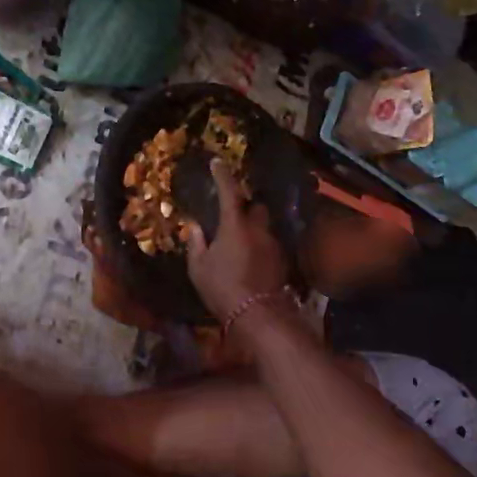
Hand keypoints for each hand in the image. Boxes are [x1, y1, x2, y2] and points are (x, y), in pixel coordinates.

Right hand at [185, 161, 288, 321]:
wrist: (257, 313)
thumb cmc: (221, 287)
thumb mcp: (198, 267)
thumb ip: (196, 243)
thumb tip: (195, 226)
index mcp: (235, 225)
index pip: (229, 192)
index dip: (222, 176)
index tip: (217, 163)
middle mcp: (258, 229)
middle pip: (255, 207)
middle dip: (246, 208)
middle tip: (233, 216)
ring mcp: (273, 244)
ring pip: (264, 227)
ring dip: (253, 229)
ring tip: (240, 242)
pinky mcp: (282, 260)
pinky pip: (268, 245)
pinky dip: (259, 247)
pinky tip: (250, 260)